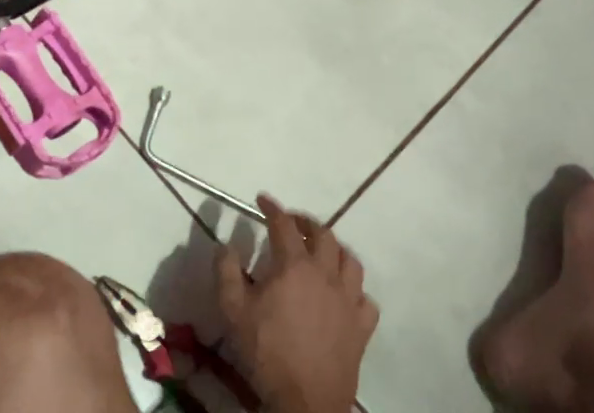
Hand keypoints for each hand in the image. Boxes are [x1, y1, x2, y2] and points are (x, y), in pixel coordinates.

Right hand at [216, 195, 377, 412]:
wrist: (305, 399)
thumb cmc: (265, 349)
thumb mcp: (232, 308)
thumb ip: (227, 270)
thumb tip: (227, 246)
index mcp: (294, 267)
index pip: (284, 225)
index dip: (272, 208)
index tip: (262, 200)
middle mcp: (326, 276)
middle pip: (324, 235)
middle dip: (306, 222)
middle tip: (291, 223)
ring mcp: (349, 302)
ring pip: (351, 261)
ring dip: (334, 249)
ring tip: (320, 251)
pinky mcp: (363, 327)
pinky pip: (366, 298)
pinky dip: (354, 288)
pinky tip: (342, 293)